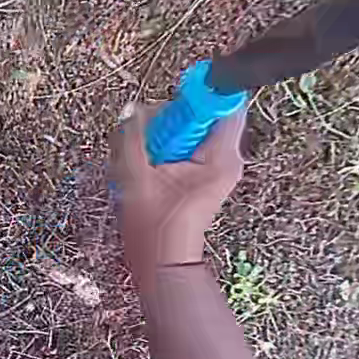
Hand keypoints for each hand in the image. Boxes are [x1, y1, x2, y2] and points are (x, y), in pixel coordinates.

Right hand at [109, 102, 245, 281]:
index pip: (225, 104)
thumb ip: (133, 137)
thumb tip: (132, 108)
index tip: (172, 103)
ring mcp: (217, 167)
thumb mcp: (136, 177)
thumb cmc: (155, 227)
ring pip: (192, 129)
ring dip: (166, 135)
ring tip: (147, 157)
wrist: (162, 263)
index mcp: (220, 157)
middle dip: (173, 119)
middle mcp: (227, 158)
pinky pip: (187, 145)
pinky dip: (167, 148)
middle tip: (151, 138)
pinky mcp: (204, 174)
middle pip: (205, 114)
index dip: (198, 95)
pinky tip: (151, 166)